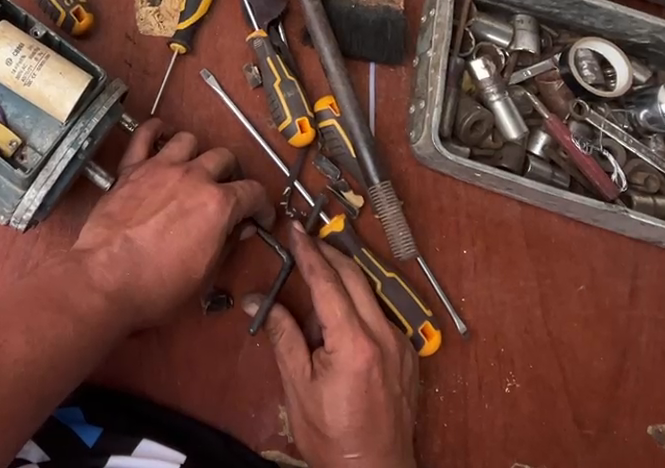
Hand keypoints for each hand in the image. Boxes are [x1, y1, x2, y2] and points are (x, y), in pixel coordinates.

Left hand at [70, 118, 270, 332]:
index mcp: (218, 204)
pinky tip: (159, 134)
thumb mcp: (205, 275)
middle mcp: (193, 176)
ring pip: (188, 140)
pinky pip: (144, 135)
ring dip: (196, 153)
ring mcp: (160, 167)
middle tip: (227, 192)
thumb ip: (227, 244)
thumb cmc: (157, 286)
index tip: (259, 216)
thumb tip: (240, 228)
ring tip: (194, 169)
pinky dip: (154, 130)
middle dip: (231, 175)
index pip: (253, 191)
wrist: (106, 279)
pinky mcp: (131, 168)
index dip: (262, 205)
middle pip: (224, 158)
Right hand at [244, 228, 418, 467]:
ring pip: (370, 291)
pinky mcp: (407, 354)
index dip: (308, 251)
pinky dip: (358, 300)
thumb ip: (283, 334)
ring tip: (317, 266)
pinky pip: (380, 313)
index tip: (294, 228)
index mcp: (354, 342)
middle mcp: (384, 334)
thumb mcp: (298, 386)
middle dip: (328, 252)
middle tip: (304, 238)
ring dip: (343, 273)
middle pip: (354, 275)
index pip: (328, 281)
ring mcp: (401, 343)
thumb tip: (257, 298)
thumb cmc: (330, 436)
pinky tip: (339, 310)